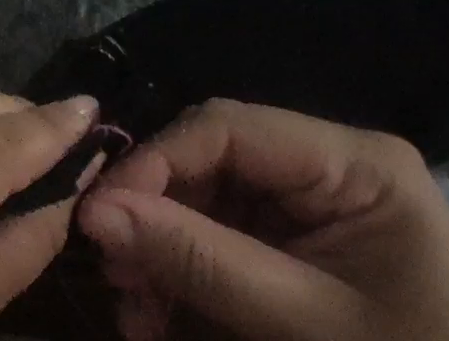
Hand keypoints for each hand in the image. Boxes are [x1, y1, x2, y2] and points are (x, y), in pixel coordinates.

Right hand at [79, 100, 448, 340]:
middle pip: (207, 160)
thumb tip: (92, 210)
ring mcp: (308, 203)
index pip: (227, 128)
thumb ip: (200, 261)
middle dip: (153, 215)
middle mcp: (328, 165)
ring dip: (157, 249)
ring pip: (200, 197)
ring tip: (133, 311)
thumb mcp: (305, 325)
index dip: (155, 161)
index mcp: (357, 164)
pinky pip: (215, 234)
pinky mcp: (292, 240)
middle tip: (113, 272)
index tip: (99, 214)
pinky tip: (156, 313)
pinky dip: (178, 270)